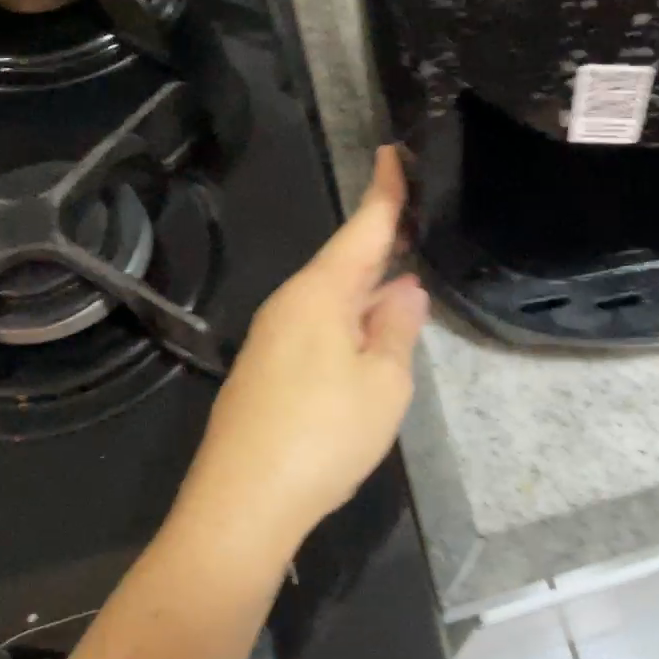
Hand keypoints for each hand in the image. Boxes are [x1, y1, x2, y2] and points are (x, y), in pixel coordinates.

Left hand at [174, 147, 430, 551]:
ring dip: (366, 290)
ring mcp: (272, 339)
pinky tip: (366, 340)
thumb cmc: (323, 435)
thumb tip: (404, 290)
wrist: (242, 505)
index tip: (394, 153)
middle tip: (415, 222)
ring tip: (402, 283)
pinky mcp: (265, 373)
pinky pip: (315, 329)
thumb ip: (397, 329)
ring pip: (330, 300)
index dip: (384, 192)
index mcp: (320, 294)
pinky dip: (347, 323)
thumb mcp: (383, 382)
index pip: (362, 228)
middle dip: (379, 244)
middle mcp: (290, 305)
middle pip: (343, 263)